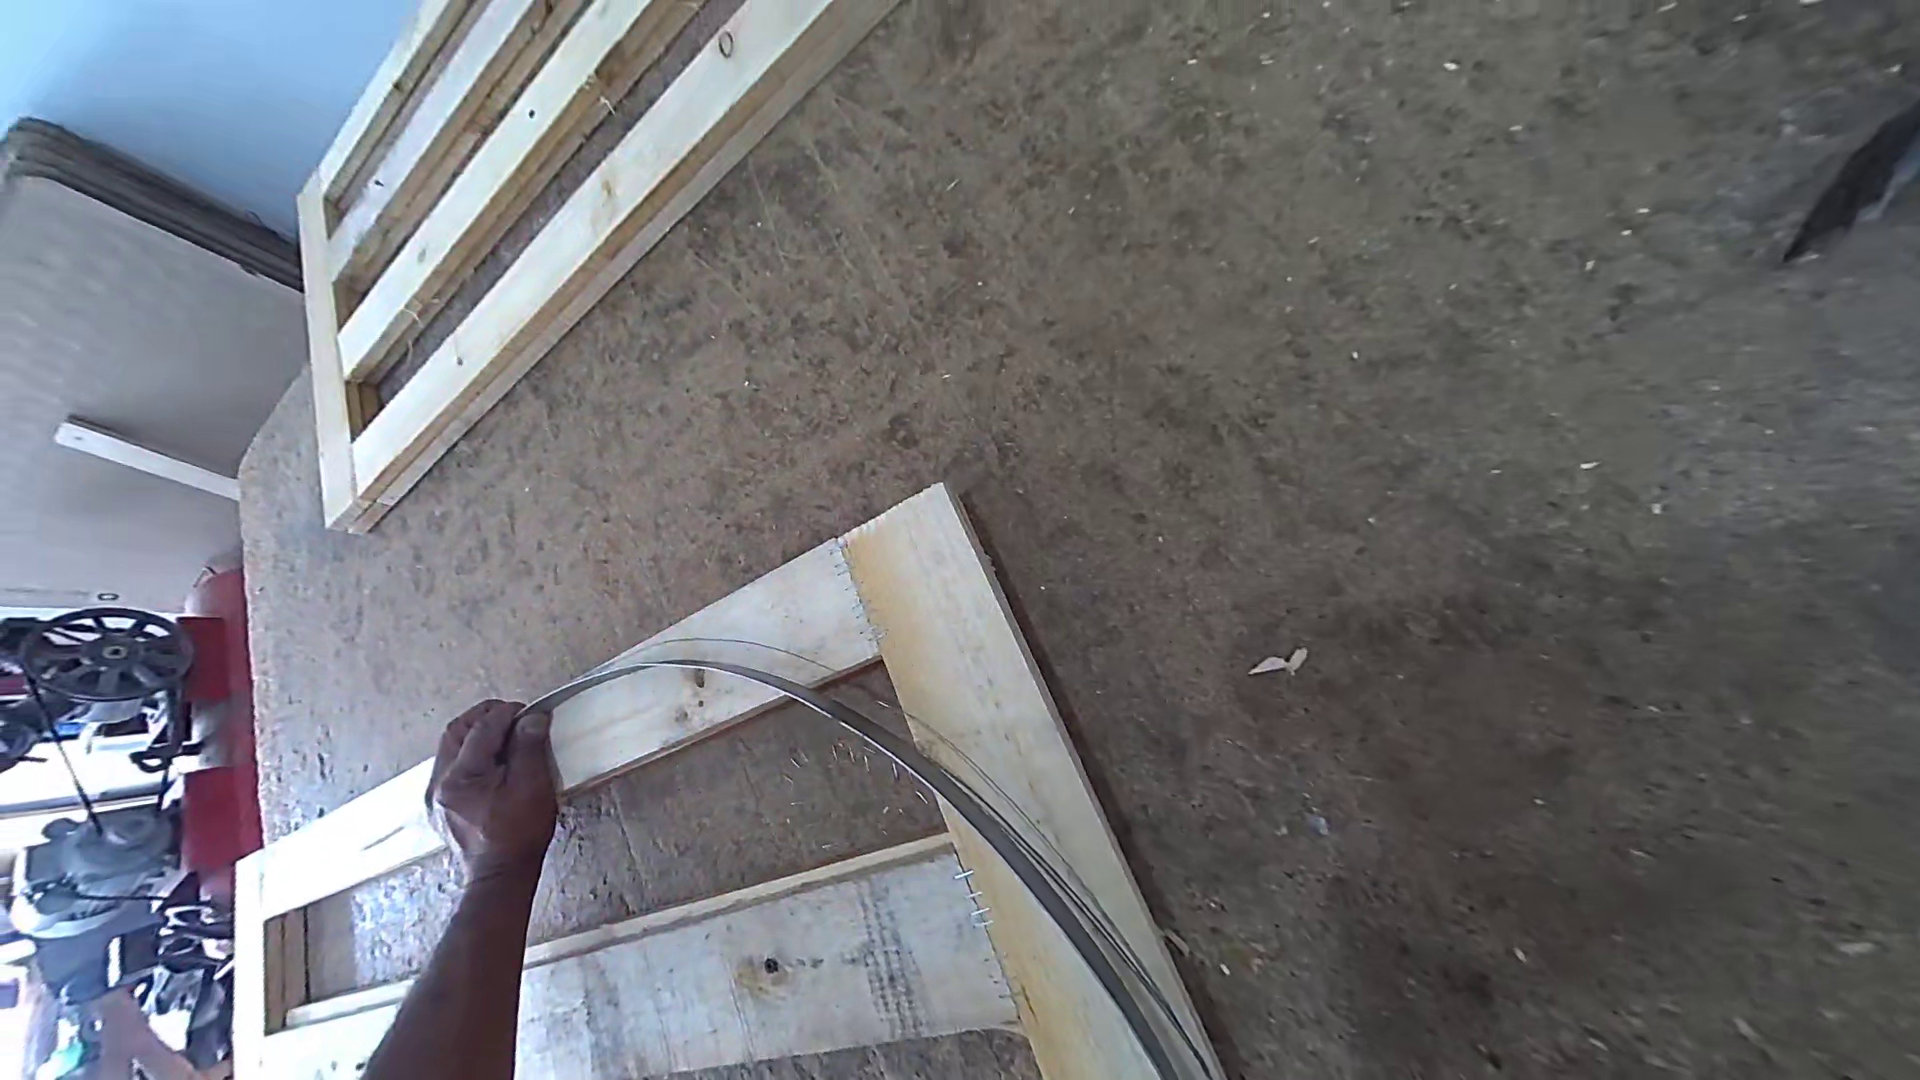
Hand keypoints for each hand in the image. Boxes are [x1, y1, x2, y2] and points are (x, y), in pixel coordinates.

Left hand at [425, 700, 557, 883]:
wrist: (500, 874)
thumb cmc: (520, 831)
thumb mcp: (533, 784)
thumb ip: (529, 746)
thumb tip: (531, 718)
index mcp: (460, 776)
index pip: (482, 727)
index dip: (509, 712)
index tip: (532, 712)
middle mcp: (440, 783)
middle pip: (456, 731)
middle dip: (486, 716)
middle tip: (517, 717)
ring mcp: (437, 796)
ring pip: (452, 747)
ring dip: (480, 733)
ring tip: (510, 737)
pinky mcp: (443, 805)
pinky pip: (454, 765)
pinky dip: (475, 752)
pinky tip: (498, 760)